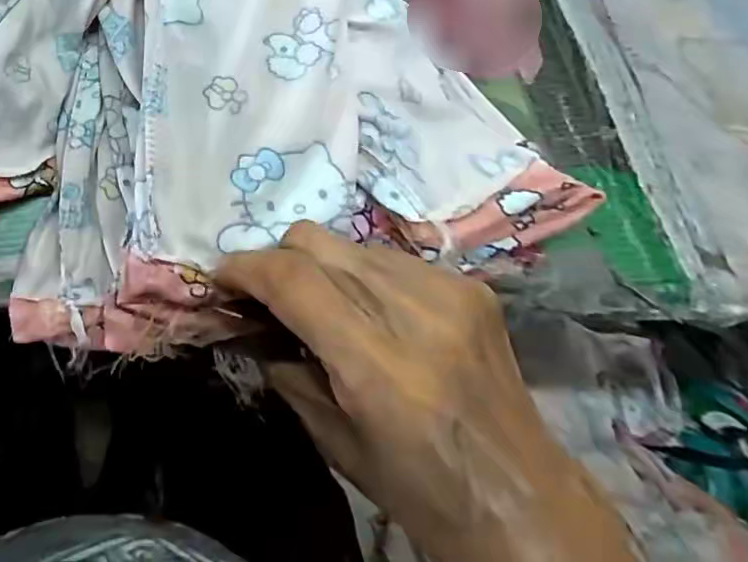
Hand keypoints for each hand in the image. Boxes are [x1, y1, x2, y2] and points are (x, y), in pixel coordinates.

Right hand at [219, 223, 633, 561]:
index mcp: (380, 365)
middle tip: (263, 292)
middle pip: (311, 241)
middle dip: (274, 259)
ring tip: (316, 301)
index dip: (243, 268)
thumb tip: (248, 320)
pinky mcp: (468, 286)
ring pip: (343, 241)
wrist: (527, 507)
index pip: (291, 278)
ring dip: (315, 264)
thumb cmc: (420, 489)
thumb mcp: (332, 439)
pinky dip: (356, 272)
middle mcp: (415, 314)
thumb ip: (285, 368)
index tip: (220, 279)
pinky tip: (364, 307)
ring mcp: (448, 291)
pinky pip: (383, 255)